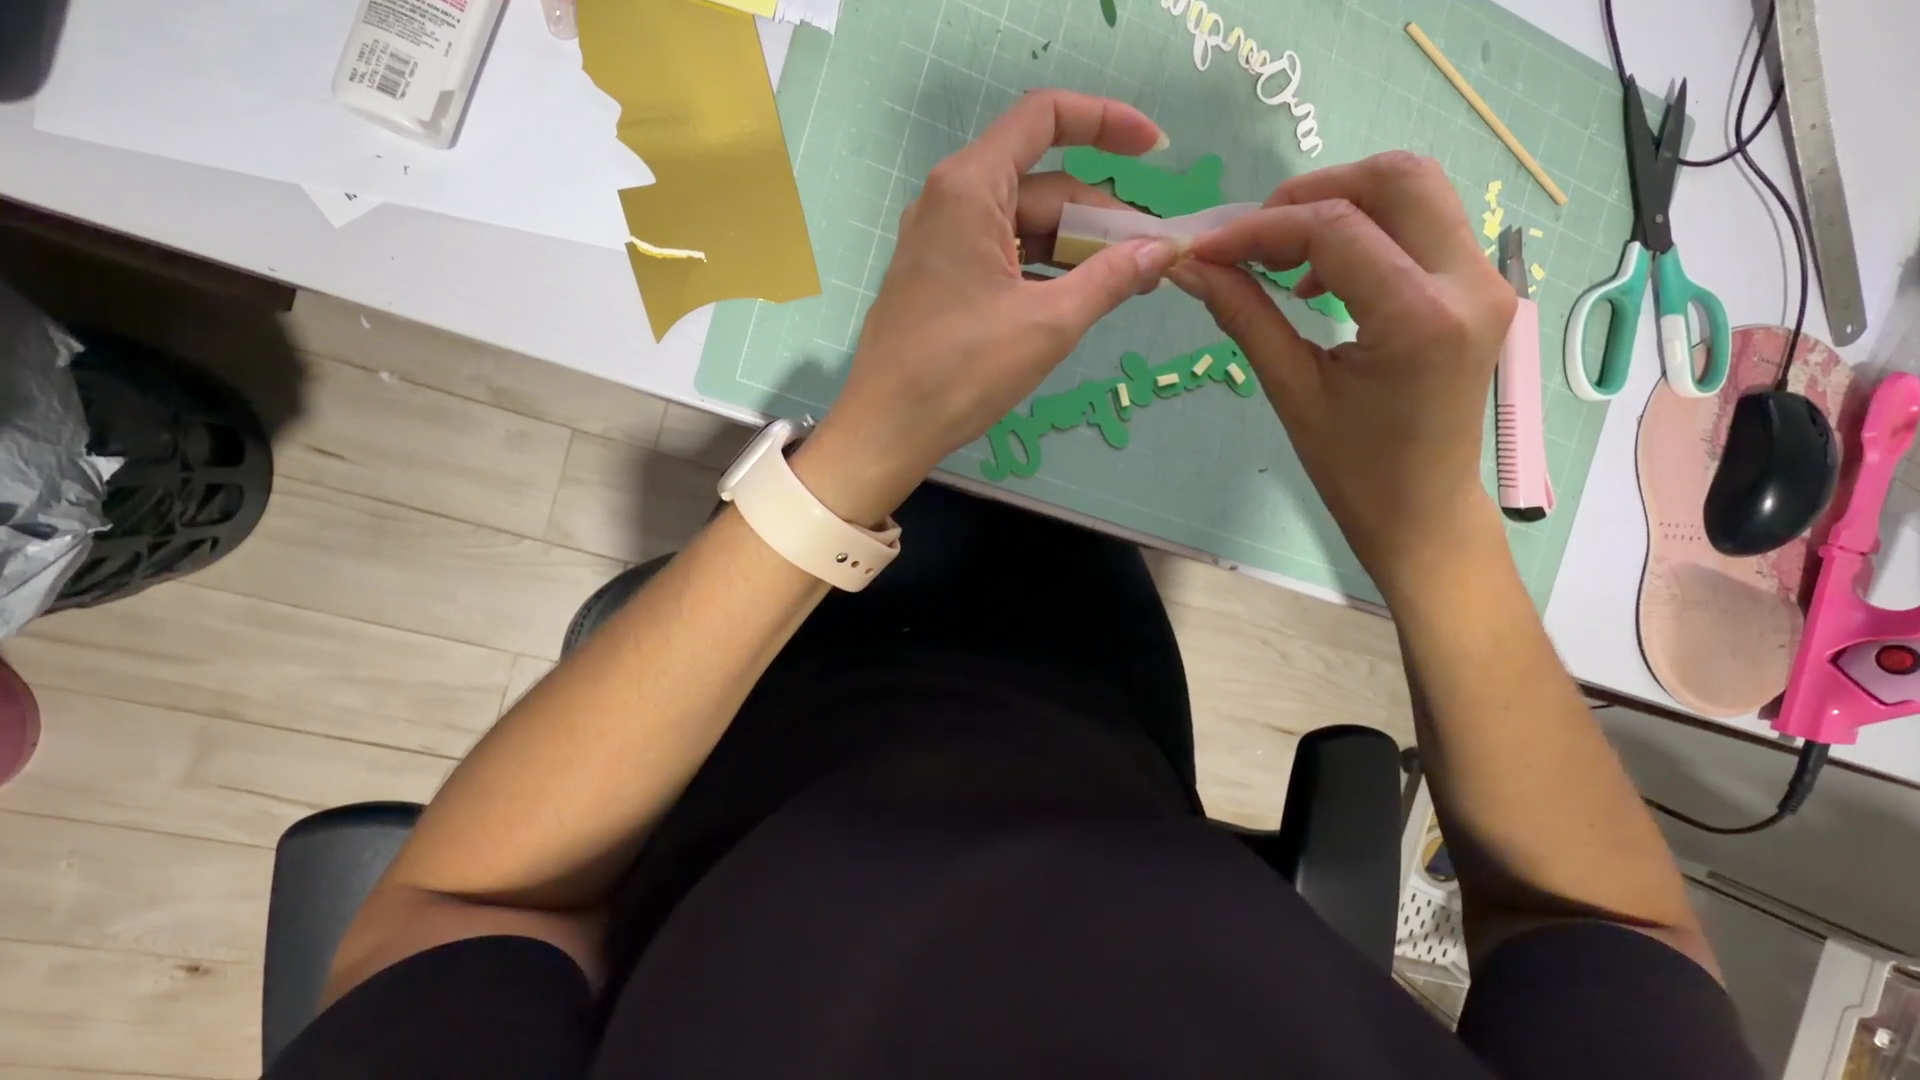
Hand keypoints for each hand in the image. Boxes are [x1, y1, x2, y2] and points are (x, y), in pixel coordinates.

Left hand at [795, 90, 1182, 525]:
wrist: (887, 427)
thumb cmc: (962, 371)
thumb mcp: (1049, 323)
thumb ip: (1111, 278)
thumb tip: (1162, 250)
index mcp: (970, 188)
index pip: (1045, 118)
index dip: (1107, 122)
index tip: (1155, 151)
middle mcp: (951, 200)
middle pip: (1043, 184)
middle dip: (1102, 216)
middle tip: (1153, 258)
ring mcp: (941, 239)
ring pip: (1026, 223)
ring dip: (1078, 247)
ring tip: (1128, 282)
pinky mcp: (940, 275)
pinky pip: (1005, 253)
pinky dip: (1046, 267)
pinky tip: (1081, 296)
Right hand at [1166, 152, 1515, 592]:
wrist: (1423, 510)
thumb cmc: (1354, 468)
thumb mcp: (1292, 390)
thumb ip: (1244, 315)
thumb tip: (1190, 267)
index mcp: (1418, 318)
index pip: (1334, 230)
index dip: (1260, 229)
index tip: (1207, 248)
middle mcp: (1467, 283)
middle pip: (1396, 178)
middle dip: (1313, 192)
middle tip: (1257, 236)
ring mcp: (1484, 281)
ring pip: (1417, 191)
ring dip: (1343, 205)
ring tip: (1285, 258)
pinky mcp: (1480, 288)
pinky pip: (1424, 225)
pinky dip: (1368, 229)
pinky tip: (1324, 276)